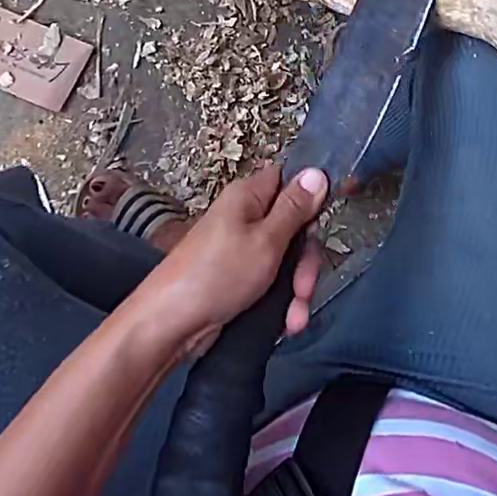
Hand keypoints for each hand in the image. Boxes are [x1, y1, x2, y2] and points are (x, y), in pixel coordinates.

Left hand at [122, 163, 330, 359]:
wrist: (173, 322)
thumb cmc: (214, 275)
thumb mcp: (266, 241)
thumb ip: (294, 209)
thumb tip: (316, 173)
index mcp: (248, 196)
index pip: (289, 180)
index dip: (310, 197)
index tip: (323, 222)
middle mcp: (245, 217)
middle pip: (294, 226)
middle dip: (304, 260)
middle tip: (303, 284)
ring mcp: (242, 247)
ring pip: (287, 259)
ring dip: (296, 288)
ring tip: (294, 315)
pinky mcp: (241, 276)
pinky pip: (273, 281)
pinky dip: (282, 301)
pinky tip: (286, 322)